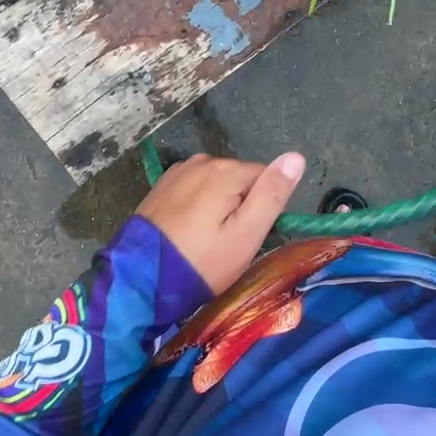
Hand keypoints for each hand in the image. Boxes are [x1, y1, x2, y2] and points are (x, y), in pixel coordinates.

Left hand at [135, 152, 305, 293]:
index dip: (262, 210)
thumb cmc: (202, 261)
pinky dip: (196, 207)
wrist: (140, 280)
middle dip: (239, 207)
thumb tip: (296, 156)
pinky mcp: (162, 186)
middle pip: (240, 181)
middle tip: (226, 244)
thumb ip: (272, 193)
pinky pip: (193, 191)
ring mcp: (178, 172)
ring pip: (216, 185)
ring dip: (217, 207)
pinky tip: (187, 232)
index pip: (266, 180)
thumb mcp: (247, 234)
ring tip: (204, 241)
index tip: (247, 237)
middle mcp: (203, 161)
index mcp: (227, 170)